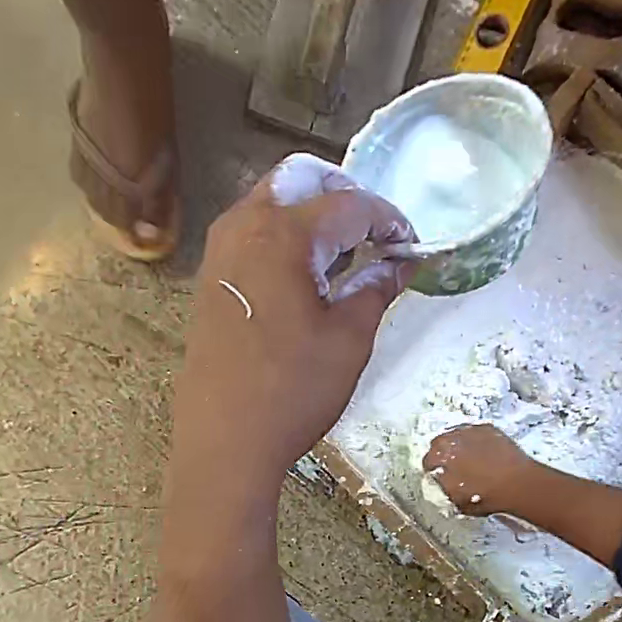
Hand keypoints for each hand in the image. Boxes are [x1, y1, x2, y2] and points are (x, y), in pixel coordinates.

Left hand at [173, 154, 417, 487]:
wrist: (225, 440)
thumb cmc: (293, 390)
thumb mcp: (349, 339)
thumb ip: (376, 289)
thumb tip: (402, 264)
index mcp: (284, 234)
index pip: (349, 205)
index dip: (389, 220)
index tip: (412, 244)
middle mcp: (243, 227)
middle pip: (299, 180)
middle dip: (343, 197)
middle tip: (374, 234)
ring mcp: (218, 252)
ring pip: (270, 204)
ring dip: (310, 215)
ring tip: (344, 256)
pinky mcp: (209, 280)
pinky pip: (250, 235)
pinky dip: (283, 238)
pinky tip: (305, 278)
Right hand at [423, 424, 544, 516]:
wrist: (518, 483)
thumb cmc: (486, 496)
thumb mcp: (458, 501)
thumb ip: (445, 487)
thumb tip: (441, 480)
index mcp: (440, 459)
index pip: (428, 460)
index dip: (431, 468)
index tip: (436, 473)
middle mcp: (452, 440)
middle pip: (439, 443)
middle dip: (442, 452)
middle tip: (451, 463)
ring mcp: (471, 431)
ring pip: (456, 434)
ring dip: (458, 443)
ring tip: (467, 456)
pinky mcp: (488, 429)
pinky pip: (476, 432)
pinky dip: (476, 440)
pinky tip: (483, 450)